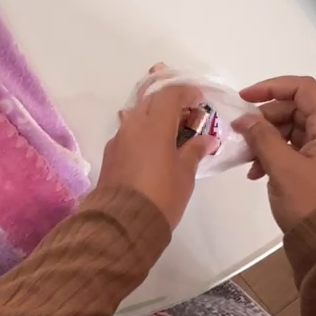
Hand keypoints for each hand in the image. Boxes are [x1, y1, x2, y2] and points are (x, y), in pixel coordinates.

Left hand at [97, 72, 214, 227]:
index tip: (200, 101)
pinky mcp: (110, 155)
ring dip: (154, 116)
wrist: (122, 223)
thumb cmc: (160, 195)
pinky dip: (143, 132)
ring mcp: (118, 139)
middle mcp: (133, 125)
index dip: (187, 92)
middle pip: (151, 99)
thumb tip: (205, 140)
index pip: (170, 93)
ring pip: (136, 115)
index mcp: (154, 124)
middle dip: (169, 100)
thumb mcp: (185, 174)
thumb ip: (194, 151)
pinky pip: (128, 133)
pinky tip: (153, 147)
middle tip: (186, 113)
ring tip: (171, 130)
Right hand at [232, 75, 315, 229]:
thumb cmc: (309, 201)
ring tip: (247, 158)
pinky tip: (256, 172)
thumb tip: (245, 120)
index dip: (273, 87)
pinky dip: (271, 155)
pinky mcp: (314, 171)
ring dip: (265, 139)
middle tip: (242, 134)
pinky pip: (290, 151)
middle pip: (294, 110)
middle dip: (265, 119)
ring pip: (289, 132)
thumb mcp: (282, 167)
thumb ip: (262, 138)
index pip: (303, 90)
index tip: (245, 98)